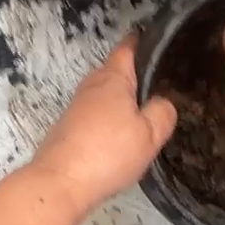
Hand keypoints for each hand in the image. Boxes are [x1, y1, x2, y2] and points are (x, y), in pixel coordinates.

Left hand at [22, 37, 177, 217]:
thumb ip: (162, 113)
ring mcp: (76, 108)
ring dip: (121, 101)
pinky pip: (94, 117)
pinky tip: (118, 138)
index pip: (128, 47)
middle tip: (159, 87)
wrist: (60, 183)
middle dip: (134, 76)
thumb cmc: (107, 154)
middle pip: (115, 72)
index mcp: (113, 78)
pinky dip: (108, 121)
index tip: (159, 43)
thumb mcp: (149, 135)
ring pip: (104, 96)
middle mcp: (91, 86)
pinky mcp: (68, 129)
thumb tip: (163, 102)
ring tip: (142, 114)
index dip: (144, 42)